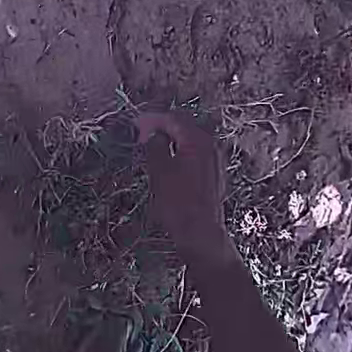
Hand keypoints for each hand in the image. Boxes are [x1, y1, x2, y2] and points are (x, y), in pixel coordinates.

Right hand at [135, 112, 233, 263]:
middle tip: (141, 132)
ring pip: (189, 140)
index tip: (136, 123)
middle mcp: (211, 145)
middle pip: (184, 127)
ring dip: (171, 139)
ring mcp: (215, 159)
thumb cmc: (178, 202)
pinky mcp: (214, 172)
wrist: (200, 232)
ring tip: (151, 145)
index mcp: (198, 140)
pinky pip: (195, 153)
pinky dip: (179, 150)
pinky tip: (167, 159)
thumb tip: (153, 134)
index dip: (152, 119)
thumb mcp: (159, 170)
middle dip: (162, 126)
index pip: (173, 119)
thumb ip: (155, 145)